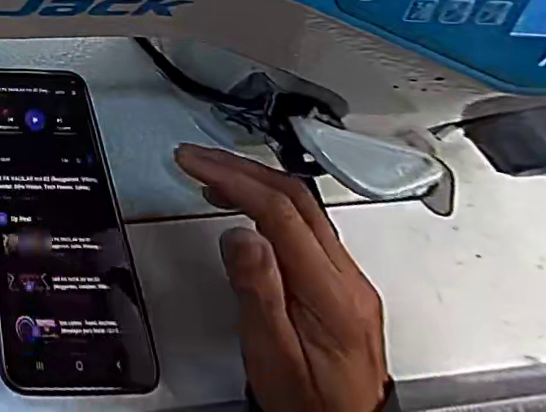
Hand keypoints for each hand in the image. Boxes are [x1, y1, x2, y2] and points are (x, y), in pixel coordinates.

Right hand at [175, 144, 389, 411]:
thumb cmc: (309, 407)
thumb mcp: (272, 357)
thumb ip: (256, 292)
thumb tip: (239, 234)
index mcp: (332, 294)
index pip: (280, 211)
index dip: (234, 178)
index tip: (197, 164)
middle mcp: (347, 276)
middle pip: (293, 195)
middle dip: (239, 168)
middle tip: (197, 158)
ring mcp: (348, 275)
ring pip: (300, 202)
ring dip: (252, 179)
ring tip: (211, 172)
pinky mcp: (341, 278)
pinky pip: (303, 220)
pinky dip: (266, 200)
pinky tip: (242, 202)